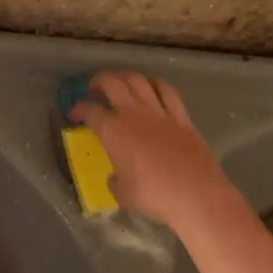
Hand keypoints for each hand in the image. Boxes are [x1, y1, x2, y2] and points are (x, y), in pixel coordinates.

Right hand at [71, 70, 223, 225]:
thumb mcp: (124, 195)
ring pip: (139, 81)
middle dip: (99, 80)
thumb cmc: (155, 196)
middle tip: (95, 87)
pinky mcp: (182, 117)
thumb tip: (115, 178)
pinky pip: (168, 91)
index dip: (79, 108)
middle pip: (112, 83)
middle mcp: (133, 113)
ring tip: (122, 81)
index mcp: (113, 130)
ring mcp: (159, 112)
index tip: (75, 113)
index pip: (90, 111)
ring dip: (126, 76)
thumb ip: (115, 182)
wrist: (197, 195)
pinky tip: (153, 86)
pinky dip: (157, 84)